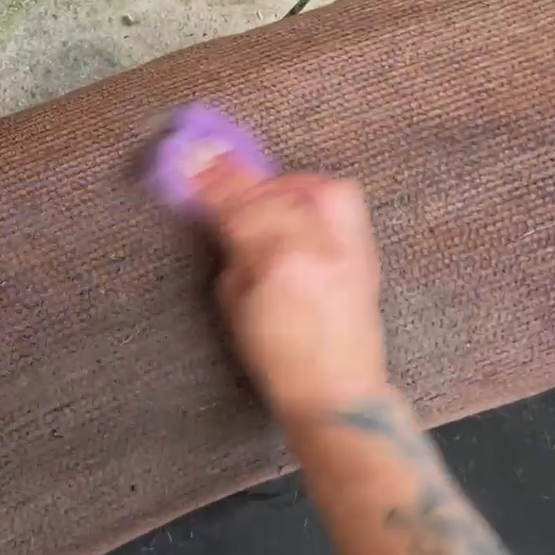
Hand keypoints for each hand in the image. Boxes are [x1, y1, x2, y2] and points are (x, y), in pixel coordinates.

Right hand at [189, 155, 388, 422]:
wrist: (336, 390)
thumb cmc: (273, 354)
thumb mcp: (233, 299)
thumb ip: (231, 248)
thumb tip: (217, 212)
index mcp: (277, 262)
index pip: (238, 205)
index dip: (210, 182)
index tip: (190, 164)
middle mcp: (318, 248)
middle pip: (274, 191)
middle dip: (238, 175)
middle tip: (212, 164)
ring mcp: (348, 249)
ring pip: (318, 189)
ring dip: (282, 181)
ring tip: (259, 187)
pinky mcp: (364, 254)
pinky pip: (340, 205)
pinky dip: (310, 195)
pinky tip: (290, 202)